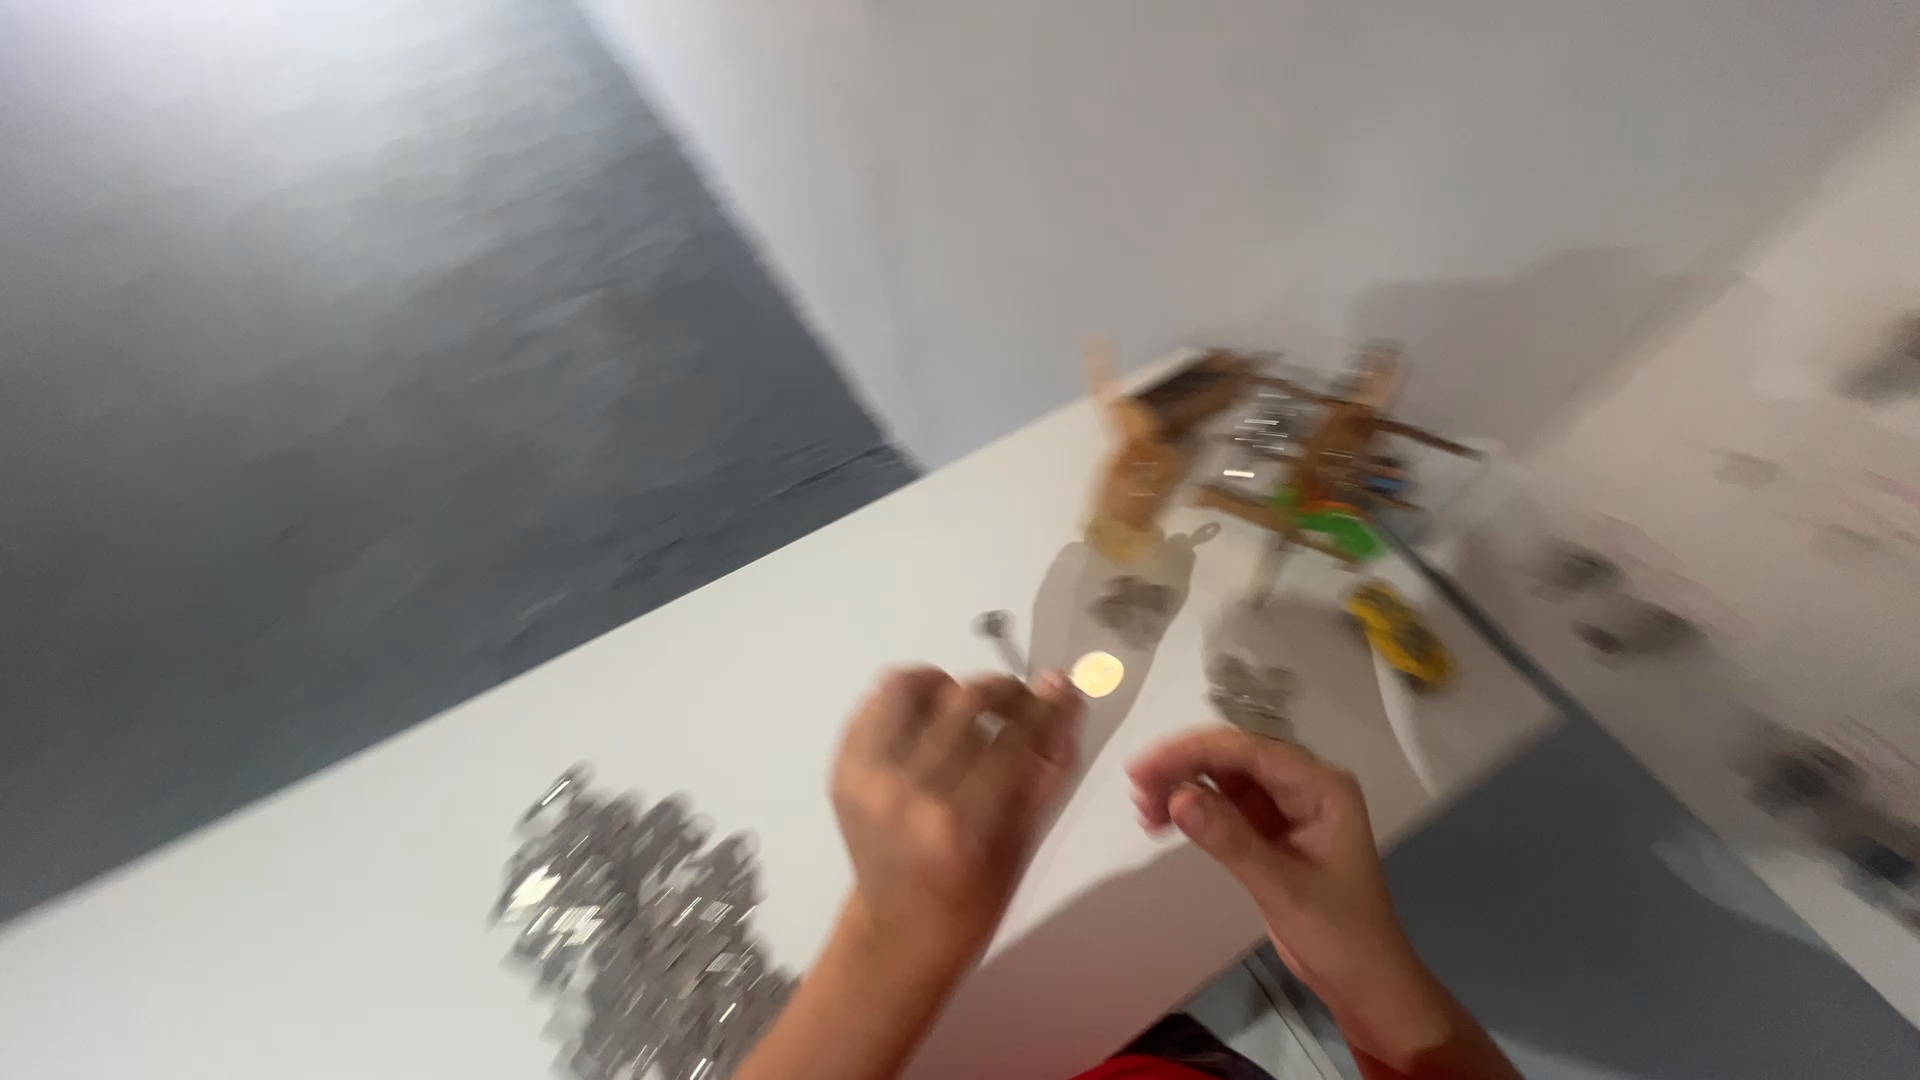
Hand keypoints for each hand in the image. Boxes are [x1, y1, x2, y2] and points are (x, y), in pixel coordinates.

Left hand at [737, 668, 1080, 1079]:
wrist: (898, 930)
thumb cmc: (972, 898)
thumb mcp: (1022, 844)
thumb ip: (1048, 768)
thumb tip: (1068, 699)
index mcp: (957, 824)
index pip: (1011, 738)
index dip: (1043, 706)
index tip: (1059, 685)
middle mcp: (904, 792)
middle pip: (963, 702)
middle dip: (1003, 690)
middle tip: (1018, 699)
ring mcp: (864, 778)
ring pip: (908, 686)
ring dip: (946, 685)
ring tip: (963, 705)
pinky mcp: (841, 769)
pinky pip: (874, 703)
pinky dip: (906, 698)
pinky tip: (928, 717)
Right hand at [1127, 729, 1455, 1066]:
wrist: (1365, 984)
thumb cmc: (1340, 936)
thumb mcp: (1284, 889)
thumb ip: (1230, 840)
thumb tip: (1176, 798)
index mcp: (1321, 785)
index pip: (1249, 751)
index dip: (1193, 751)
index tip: (1147, 765)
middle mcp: (1301, 782)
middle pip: (1230, 755)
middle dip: (1181, 765)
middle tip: (1136, 785)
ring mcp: (1282, 801)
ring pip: (1219, 774)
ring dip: (1180, 782)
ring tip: (1143, 807)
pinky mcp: (1265, 823)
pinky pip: (1220, 800)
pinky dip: (1190, 804)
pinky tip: (1161, 817)